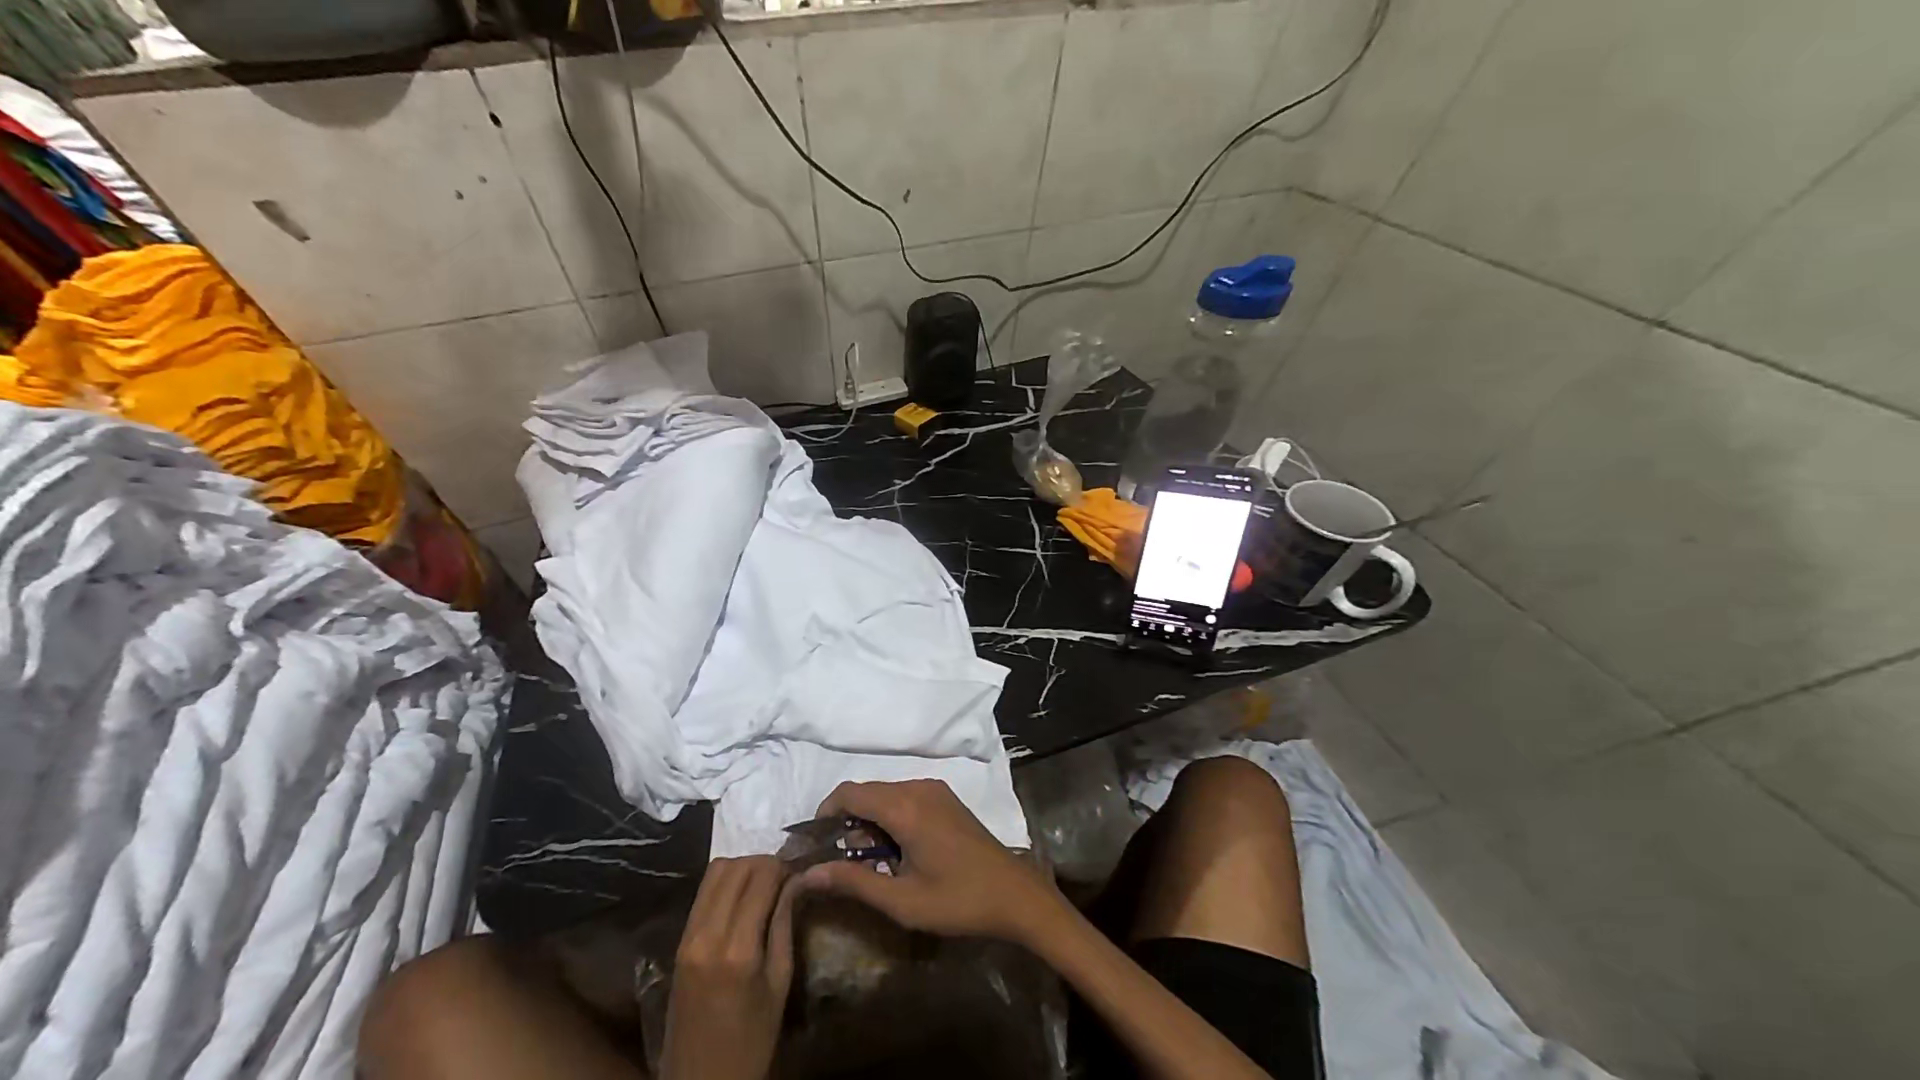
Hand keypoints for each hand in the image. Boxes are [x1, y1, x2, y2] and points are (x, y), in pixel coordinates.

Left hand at [659, 856, 796, 1079]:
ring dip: (743, 868)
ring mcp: (687, 937)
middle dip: (764, 862)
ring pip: (715, 872)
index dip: (784, 866)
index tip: (799, 873)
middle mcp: (707, 934)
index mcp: (738, 949)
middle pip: (736, 867)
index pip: (761, 877)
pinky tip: (743, 900)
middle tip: (784, 878)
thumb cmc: (752, 1041)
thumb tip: (797, 880)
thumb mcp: (780, 984)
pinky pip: (703, 893)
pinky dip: (725, 884)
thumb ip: (785, 925)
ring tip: (764, 886)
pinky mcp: (679, 942)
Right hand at [798, 779, 1065, 944]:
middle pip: (866, 792)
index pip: (849, 793)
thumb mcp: (901, 900)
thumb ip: (853, 882)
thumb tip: (808, 874)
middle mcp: (918, 787)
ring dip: (869, 822)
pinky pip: (905, 797)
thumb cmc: (958, 900)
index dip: (824, 814)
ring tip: (871, 864)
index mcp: (905, 807)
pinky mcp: (946, 798)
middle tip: (842, 863)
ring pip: (885, 795)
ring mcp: (935, 790)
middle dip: (847, 822)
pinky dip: (890, 817)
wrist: (1015, 894)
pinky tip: (896, 852)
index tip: (814, 845)